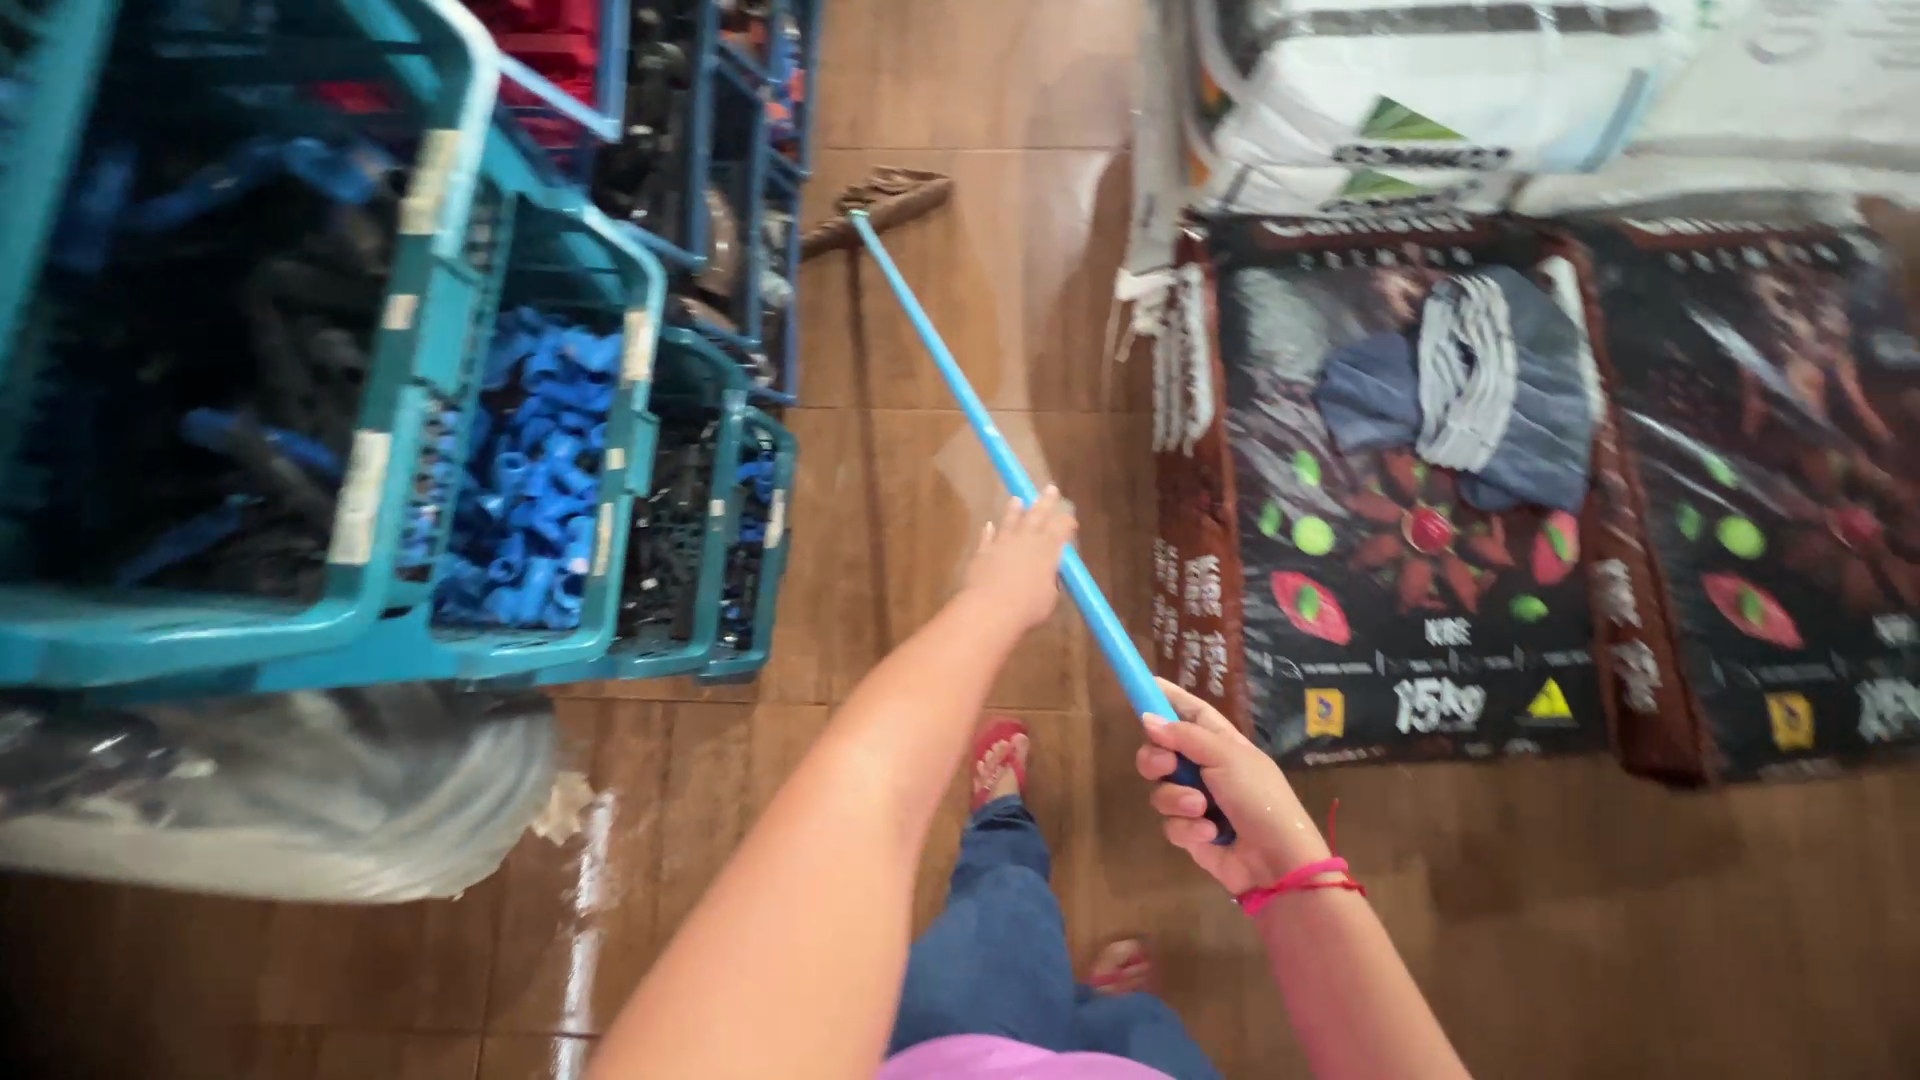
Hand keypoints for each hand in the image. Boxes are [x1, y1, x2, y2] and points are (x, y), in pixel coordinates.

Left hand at [961, 487, 1075, 631]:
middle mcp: (1026, 540)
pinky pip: (987, 538)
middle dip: (1045, 502)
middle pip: (1037, 516)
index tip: (1070, 519)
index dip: (1067, 521)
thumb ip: (1049, 580)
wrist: (991, 608)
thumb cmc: (1028, 607)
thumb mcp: (1049, 596)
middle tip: (1051, 488)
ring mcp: (1002, 544)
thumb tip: (1046, 575)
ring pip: (1010, 521)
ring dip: (1014, 510)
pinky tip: (988, 525)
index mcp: (1047, 549)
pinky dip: (988, 532)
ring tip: (1017, 499)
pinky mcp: (983, 552)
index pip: (1061, 528)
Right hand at [1135, 678, 1330, 894]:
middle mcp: (1205, 768)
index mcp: (1220, 743)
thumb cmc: (1259, 798)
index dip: (1169, 697)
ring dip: (1178, 799)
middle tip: (1166, 765)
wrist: (1278, 862)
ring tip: (1201, 809)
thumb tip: (1146, 718)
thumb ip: (1184, 735)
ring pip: (1159, 789)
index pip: (1190, 711)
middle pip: (1160, 750)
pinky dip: (1187, 828)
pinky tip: (1210, 834)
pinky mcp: (1190, 832)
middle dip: (1156, 758)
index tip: (1145, 683)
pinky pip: (1169, 822)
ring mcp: (1196, 801)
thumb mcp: (1226, 757)